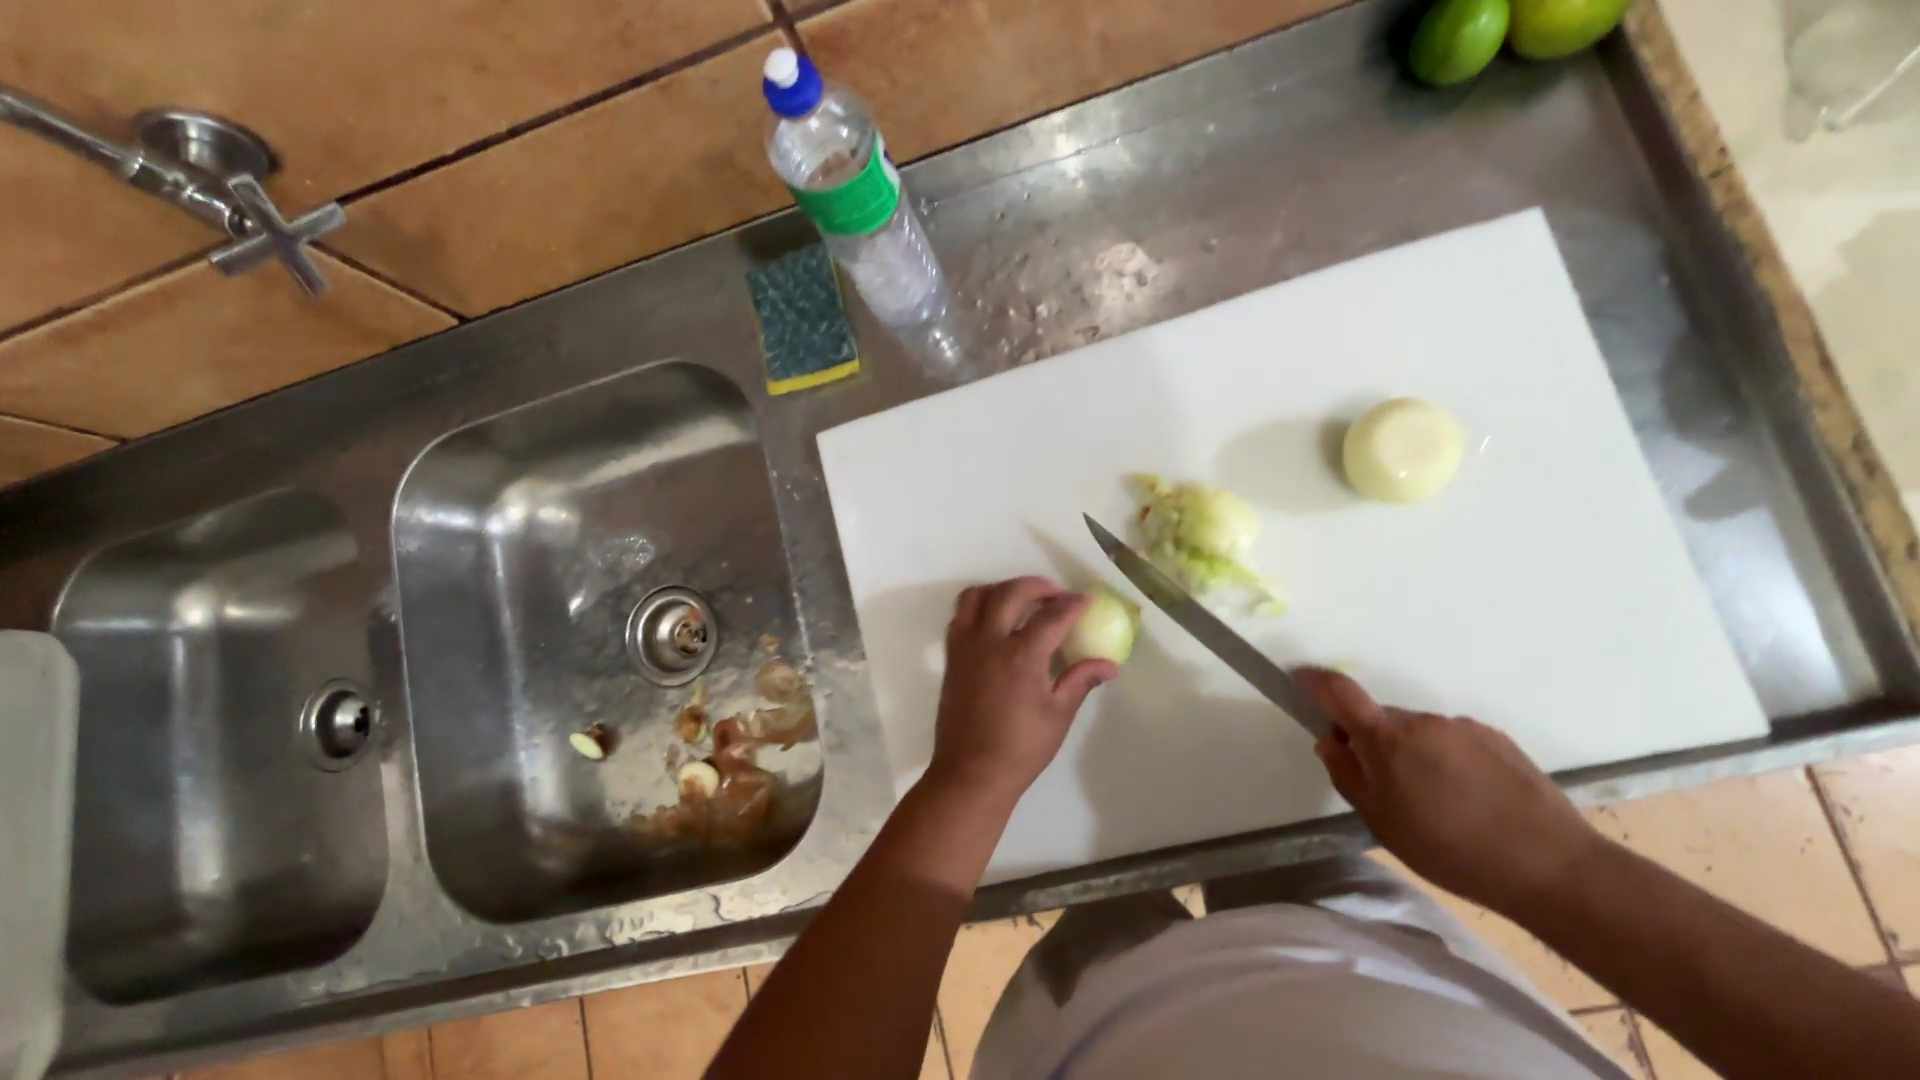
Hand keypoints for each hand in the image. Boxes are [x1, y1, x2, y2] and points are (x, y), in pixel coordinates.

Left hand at [926, 577, 1118, 806]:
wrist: (970, 773)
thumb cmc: (1020, 748)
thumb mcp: (1058, 715)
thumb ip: (1080, 680)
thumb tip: (1109, 664)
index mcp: (1022, 655)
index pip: (1052, 616)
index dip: (1073, 605)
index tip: (1086, 601)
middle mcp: (990, 641)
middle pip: (1012, 593)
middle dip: (1037, 586)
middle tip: (1056, 595)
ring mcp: (966, 647)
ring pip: (978, 596)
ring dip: (1002, 589)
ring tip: (1022, 600)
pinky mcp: (951, 657)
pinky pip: (961, 616)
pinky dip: (978, 606)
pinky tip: (995, 621)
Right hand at [1299, 667, 1605, 916]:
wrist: (1551, 865)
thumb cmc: (1451, 849)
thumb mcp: (1382, 823)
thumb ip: (1349, 777)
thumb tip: (1331, 744)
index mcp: (1388, 739)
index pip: (1340, 692)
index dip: (1314, 681)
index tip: (1298, 678)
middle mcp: (1424, 721)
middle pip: (1382, 720)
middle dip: (1372, 743)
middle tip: (1383, 788)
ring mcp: (1464, 728)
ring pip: (1420, 734)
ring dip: (1414, 756)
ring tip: (1436, 806)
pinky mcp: (1498, 740)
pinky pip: (1454, 743)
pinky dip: (1447, 763)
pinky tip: (1469, 803)